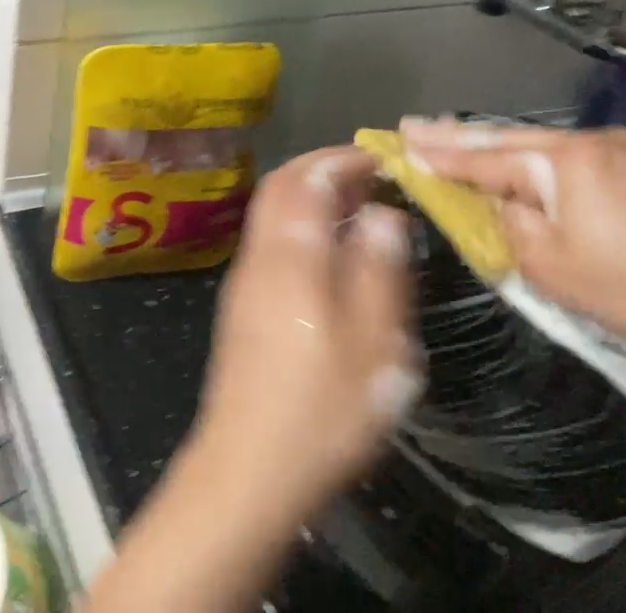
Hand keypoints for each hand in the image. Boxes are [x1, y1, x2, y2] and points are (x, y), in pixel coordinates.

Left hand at [189, 147, 418, 517]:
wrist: (248, 467)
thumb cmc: (322, 408)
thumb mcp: (374, 342)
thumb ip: (378, 269)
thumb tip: (381, 213)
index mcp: (287, 257)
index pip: (303, 178)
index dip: (340, 158)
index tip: (382, 158)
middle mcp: (256, 260)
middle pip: (278, 191)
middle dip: (323, 171)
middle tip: (373, 178)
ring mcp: (243, 285)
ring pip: (271, 219)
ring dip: (311, 201)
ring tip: (362, 213)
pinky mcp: (242, 311)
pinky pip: (271, 247)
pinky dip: (302, 232)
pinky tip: (334, 260)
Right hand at [400, 118, 625, 373]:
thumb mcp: (551, 269)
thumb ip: (507, 226)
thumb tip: (498, 206)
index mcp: (566, 160)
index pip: (483, 156)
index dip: (437, 152)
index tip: (397, 137)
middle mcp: (599, 142)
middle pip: (515, 139)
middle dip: (463, 137)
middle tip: (418, 128)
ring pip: (551, 148)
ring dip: (506, 150)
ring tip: (466, 147)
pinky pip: (584, 161)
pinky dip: (546, 164)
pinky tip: (534, 170)